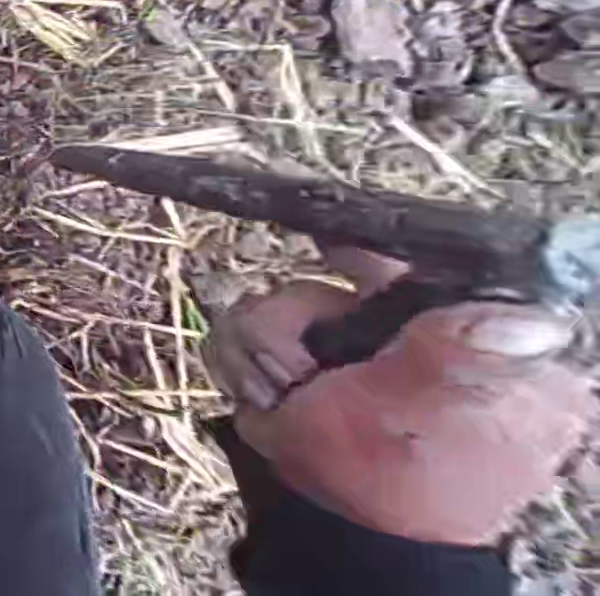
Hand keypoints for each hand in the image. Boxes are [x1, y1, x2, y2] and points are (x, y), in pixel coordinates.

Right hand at [207, 255, 593, 544]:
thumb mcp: (423, 412)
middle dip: (282, 327)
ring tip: (270, 395)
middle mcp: (402, 340)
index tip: (330, 256)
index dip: (370, 260)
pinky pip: (236, 327)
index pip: (424, 275)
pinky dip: (235, 360)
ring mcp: (339, 347)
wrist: (321, 509)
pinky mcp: (288, 353)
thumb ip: (456, 356)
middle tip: (292, 373)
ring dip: (251, 350)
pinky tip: (254, 393)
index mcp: (463, 350)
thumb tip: (530, 315)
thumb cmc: (385, 471)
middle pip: (316, 286)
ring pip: (262, 304)